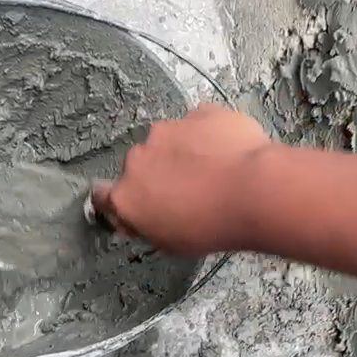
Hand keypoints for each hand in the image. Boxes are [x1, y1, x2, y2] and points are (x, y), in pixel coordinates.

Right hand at [92, 105, 278, 255]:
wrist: (254, 191)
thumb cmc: (211, 225)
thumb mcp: (171, 243)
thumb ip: (146, 226)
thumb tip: (137, 219)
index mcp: (125, 195)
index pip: (102, 195)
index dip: (119, 200)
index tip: (136, 204)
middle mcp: (137, 158)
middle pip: (140, 165)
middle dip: (156, 173)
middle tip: (186, 190)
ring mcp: (168, 130)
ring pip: (168, 140)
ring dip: (181, 151)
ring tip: (212, 169)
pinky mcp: (200, 113)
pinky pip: (199, 123)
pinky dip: (207, 133)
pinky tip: (227, 151)